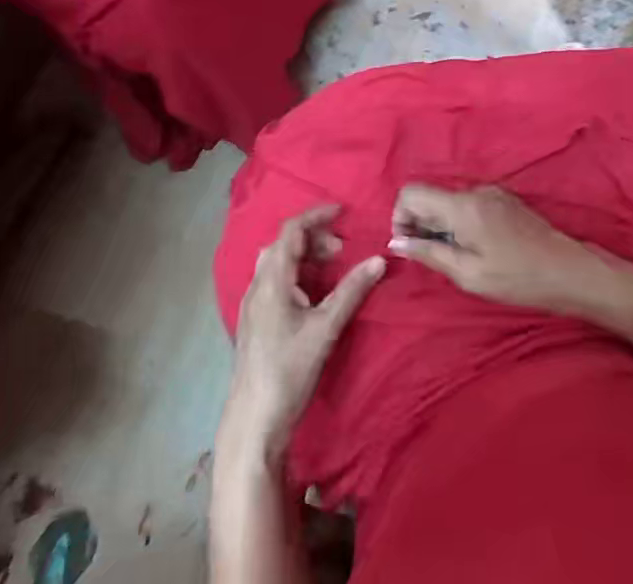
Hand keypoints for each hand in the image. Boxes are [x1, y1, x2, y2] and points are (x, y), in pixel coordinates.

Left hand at [222, 206, 383, 461]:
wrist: (254, 420)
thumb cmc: (289, 370)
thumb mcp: (326, 328)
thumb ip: (352, 290)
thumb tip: (379, 259)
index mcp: (272, 282)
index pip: (291, 232)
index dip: (316, 216)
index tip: (344, 211)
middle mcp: (257, 288)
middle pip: (282, 245)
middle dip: (314, 238)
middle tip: (342, 249)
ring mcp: (253, 306)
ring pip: (277, 264)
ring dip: (305, 256)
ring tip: (332, 267)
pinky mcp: (256, 323)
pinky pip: (275, 282)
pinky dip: (297, 274)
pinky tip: (314, 293)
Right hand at [387, 184, 615, 314]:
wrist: (567, 270)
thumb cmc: (517, 278)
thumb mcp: (468, 273)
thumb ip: (429, 253)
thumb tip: (397, 242)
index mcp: (463, 205)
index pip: (411, 192)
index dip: (400, 218)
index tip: (411, 246)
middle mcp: (476, 190)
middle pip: (430, 196)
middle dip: (420, 224)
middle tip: (432, 258)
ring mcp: (493, 194)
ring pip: (448, 202)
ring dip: (440, 226)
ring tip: (456, 258)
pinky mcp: (505, 201)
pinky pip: (468, 205)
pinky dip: (459, 223)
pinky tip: (475, 249)